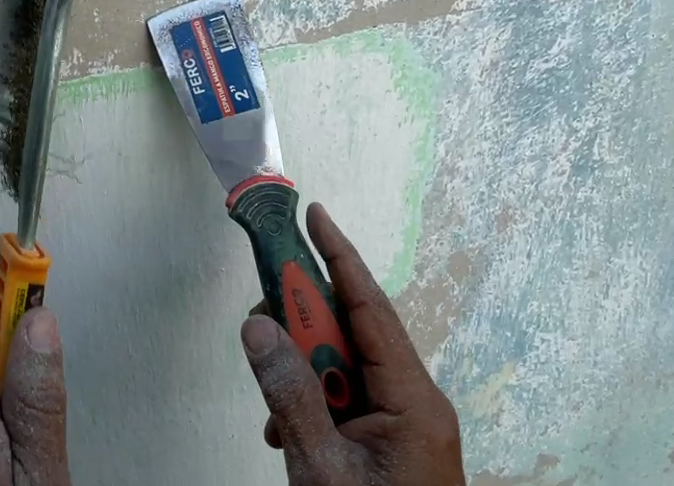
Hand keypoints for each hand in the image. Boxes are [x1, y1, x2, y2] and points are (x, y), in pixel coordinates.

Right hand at [241, 204, 463, 484]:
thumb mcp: (320, 467)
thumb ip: (288, 392)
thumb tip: (257, 322)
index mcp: (414, 400)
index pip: (369, 306)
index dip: (339, 254)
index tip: (315, 213)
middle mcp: (416, 401)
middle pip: (353, 332)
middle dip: (304, 320)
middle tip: (261, 314)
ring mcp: (406, 422)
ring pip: (345, 365)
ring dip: (303, 370)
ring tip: (272, 406)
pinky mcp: (391, 441)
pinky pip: (346, 396)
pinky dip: (311, 400)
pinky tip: (284, 429)